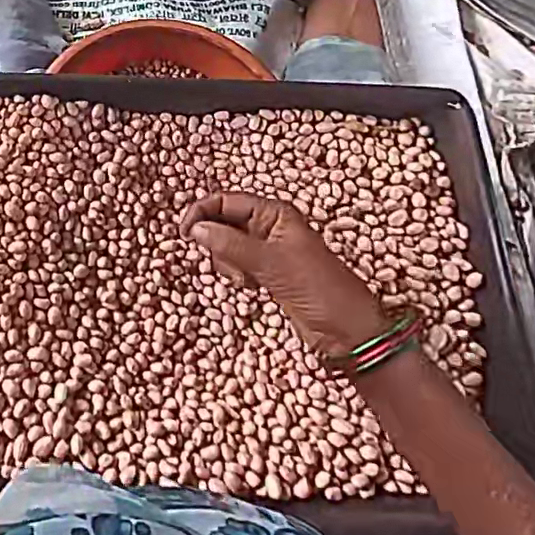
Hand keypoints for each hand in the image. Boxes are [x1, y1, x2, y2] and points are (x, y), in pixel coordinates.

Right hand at [178, 192, 388, 355]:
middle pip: (222, 222)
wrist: (349, 333)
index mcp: (274, 213)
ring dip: (226, 263)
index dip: (202, 213)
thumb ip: (230, 244)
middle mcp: (269, 227)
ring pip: (225, 246)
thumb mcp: (271, 263)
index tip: (185, 233)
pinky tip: (250, 287)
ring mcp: (266, 250)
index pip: (226, 201)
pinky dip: (235, 274)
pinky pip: (235, 264)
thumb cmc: (321, 291)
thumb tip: (196, 229)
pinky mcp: (265, 272)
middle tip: (228, 264)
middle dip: (216, 242)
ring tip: (246, 280)